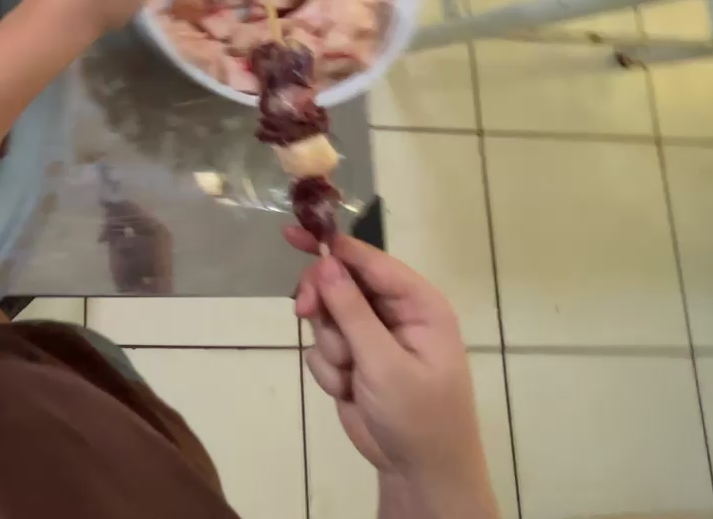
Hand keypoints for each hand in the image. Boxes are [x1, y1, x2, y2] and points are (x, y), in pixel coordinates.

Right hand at [287, 231, 496, 516]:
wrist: (419, 477)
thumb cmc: (418, 419)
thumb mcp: (385, 364)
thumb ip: (352, 311)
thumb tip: (325, 261)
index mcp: (418, 305)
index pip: (369, 260)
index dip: (332, 245)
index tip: (293, 234)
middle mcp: (395, 312)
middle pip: (340, 280)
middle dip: (322, 301)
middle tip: (304, 312)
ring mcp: (372, 335)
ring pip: (326, 313)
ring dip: (329, 344)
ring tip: (347, 374)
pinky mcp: (353, 356)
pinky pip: (322, 343)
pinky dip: (327, 367)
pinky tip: (347, 389)